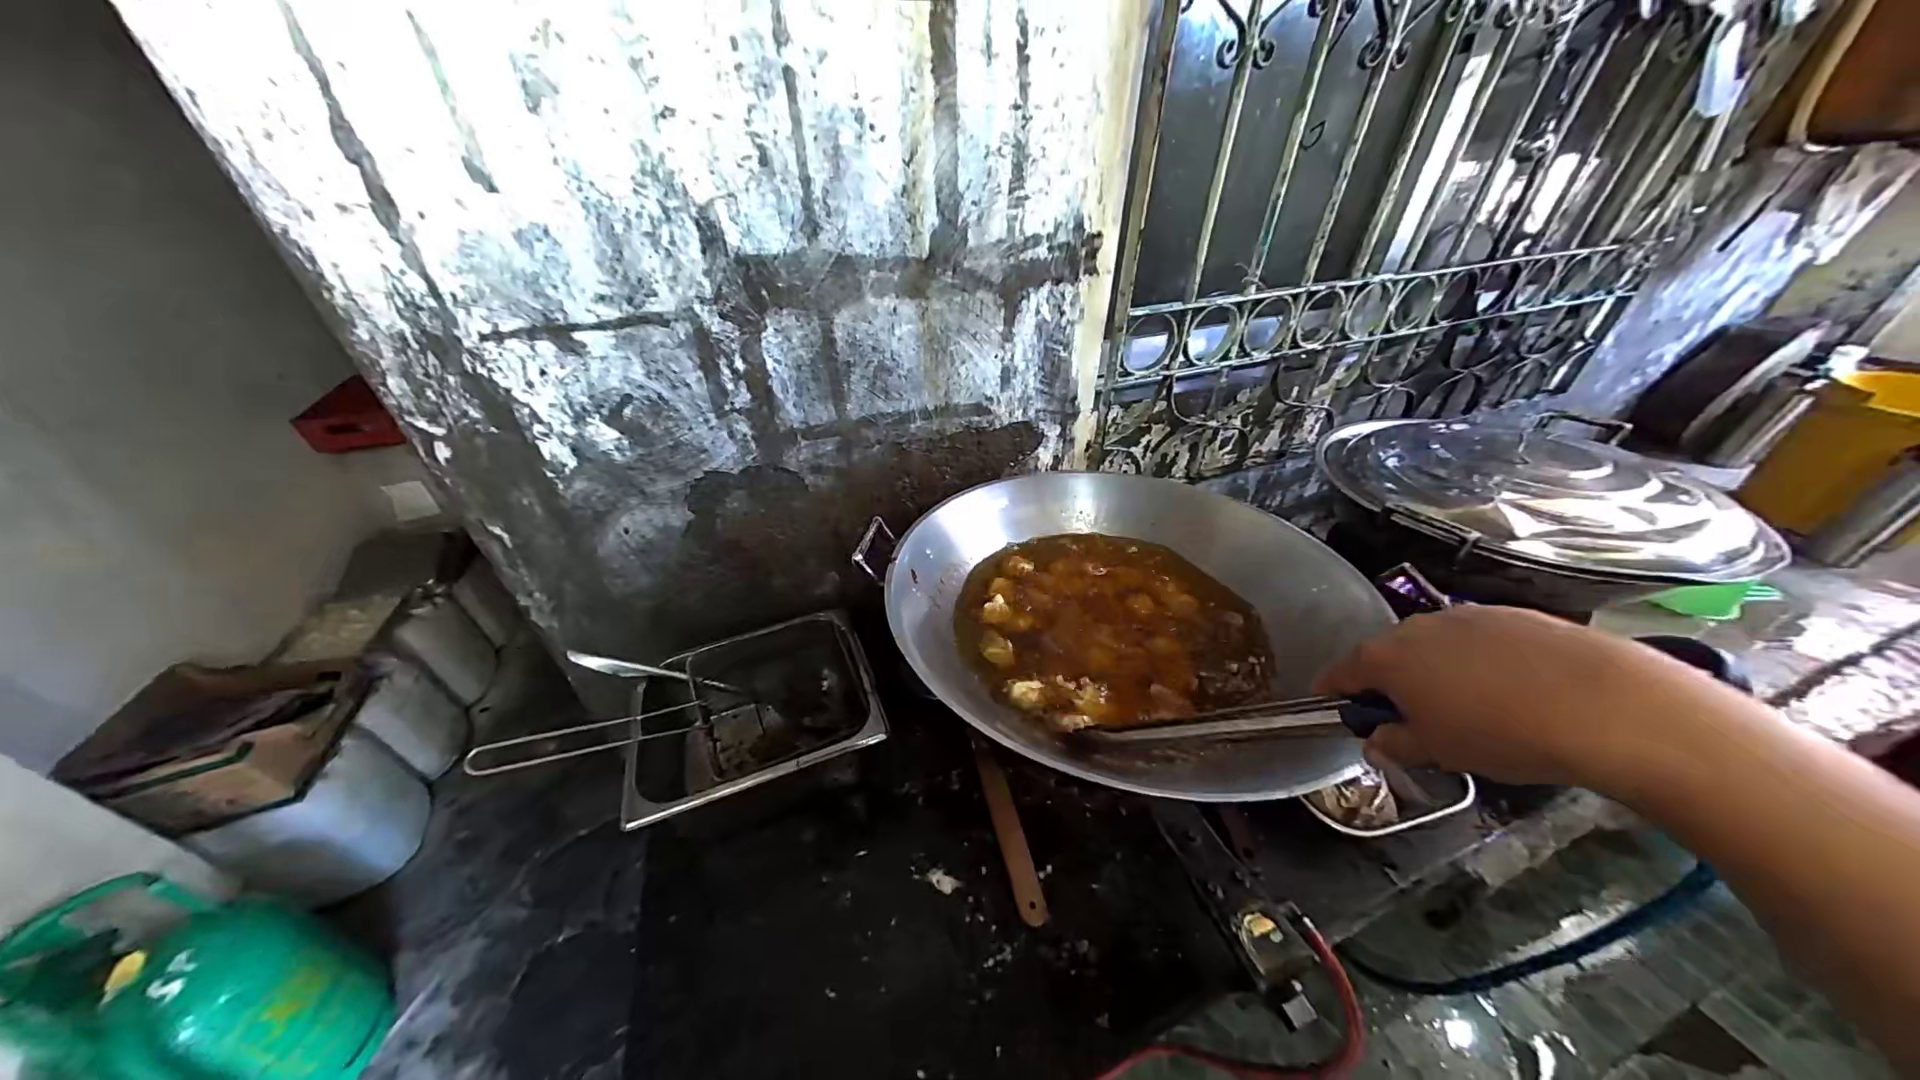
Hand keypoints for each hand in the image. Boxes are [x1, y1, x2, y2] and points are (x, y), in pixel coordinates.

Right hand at [1313, 605, 1766, 791]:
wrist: (1610, 707)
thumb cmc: (1501, 734)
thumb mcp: (1439, 752)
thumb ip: (1396, 745)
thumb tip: (1377, 742)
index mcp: (1385, 657)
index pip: (1341, 672)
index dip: (1334, 692)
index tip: (1336, 707)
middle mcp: (1418, 626)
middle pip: (1388, 654)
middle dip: (1392, 683)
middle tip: (1413, 719)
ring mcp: (1468, 615)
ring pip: (1436, 645)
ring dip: (1437, 671)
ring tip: (1472, 708)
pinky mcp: (1517, 614)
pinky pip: (1481, 640)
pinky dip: (1482, 662)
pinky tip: (1515, 692)